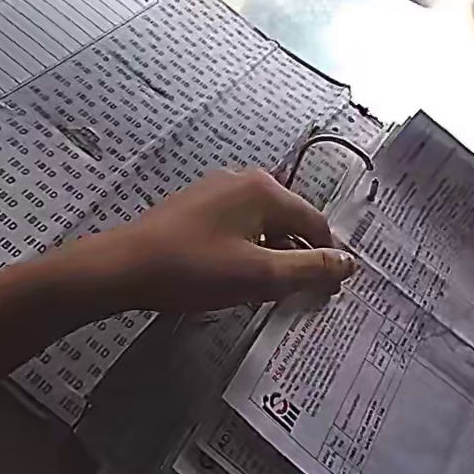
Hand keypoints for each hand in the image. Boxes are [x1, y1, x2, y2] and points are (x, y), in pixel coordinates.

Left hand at [65, 168, 357, 313]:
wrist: (124, 267)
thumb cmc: (194, 269)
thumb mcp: (260, 275)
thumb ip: (310, 269)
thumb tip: (350, 263)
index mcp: (264, 189)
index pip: (315, 223)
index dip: (326, 259)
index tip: (325, 293)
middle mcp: (244, 179)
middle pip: (289, 220)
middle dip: (296, 257)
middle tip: (293, 294)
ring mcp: (216, 189)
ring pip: (262, 224)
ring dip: (271, 255)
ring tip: (261, 289)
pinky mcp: (196, 204)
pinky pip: (237, 225)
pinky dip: (246, 248)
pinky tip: (231, 273)